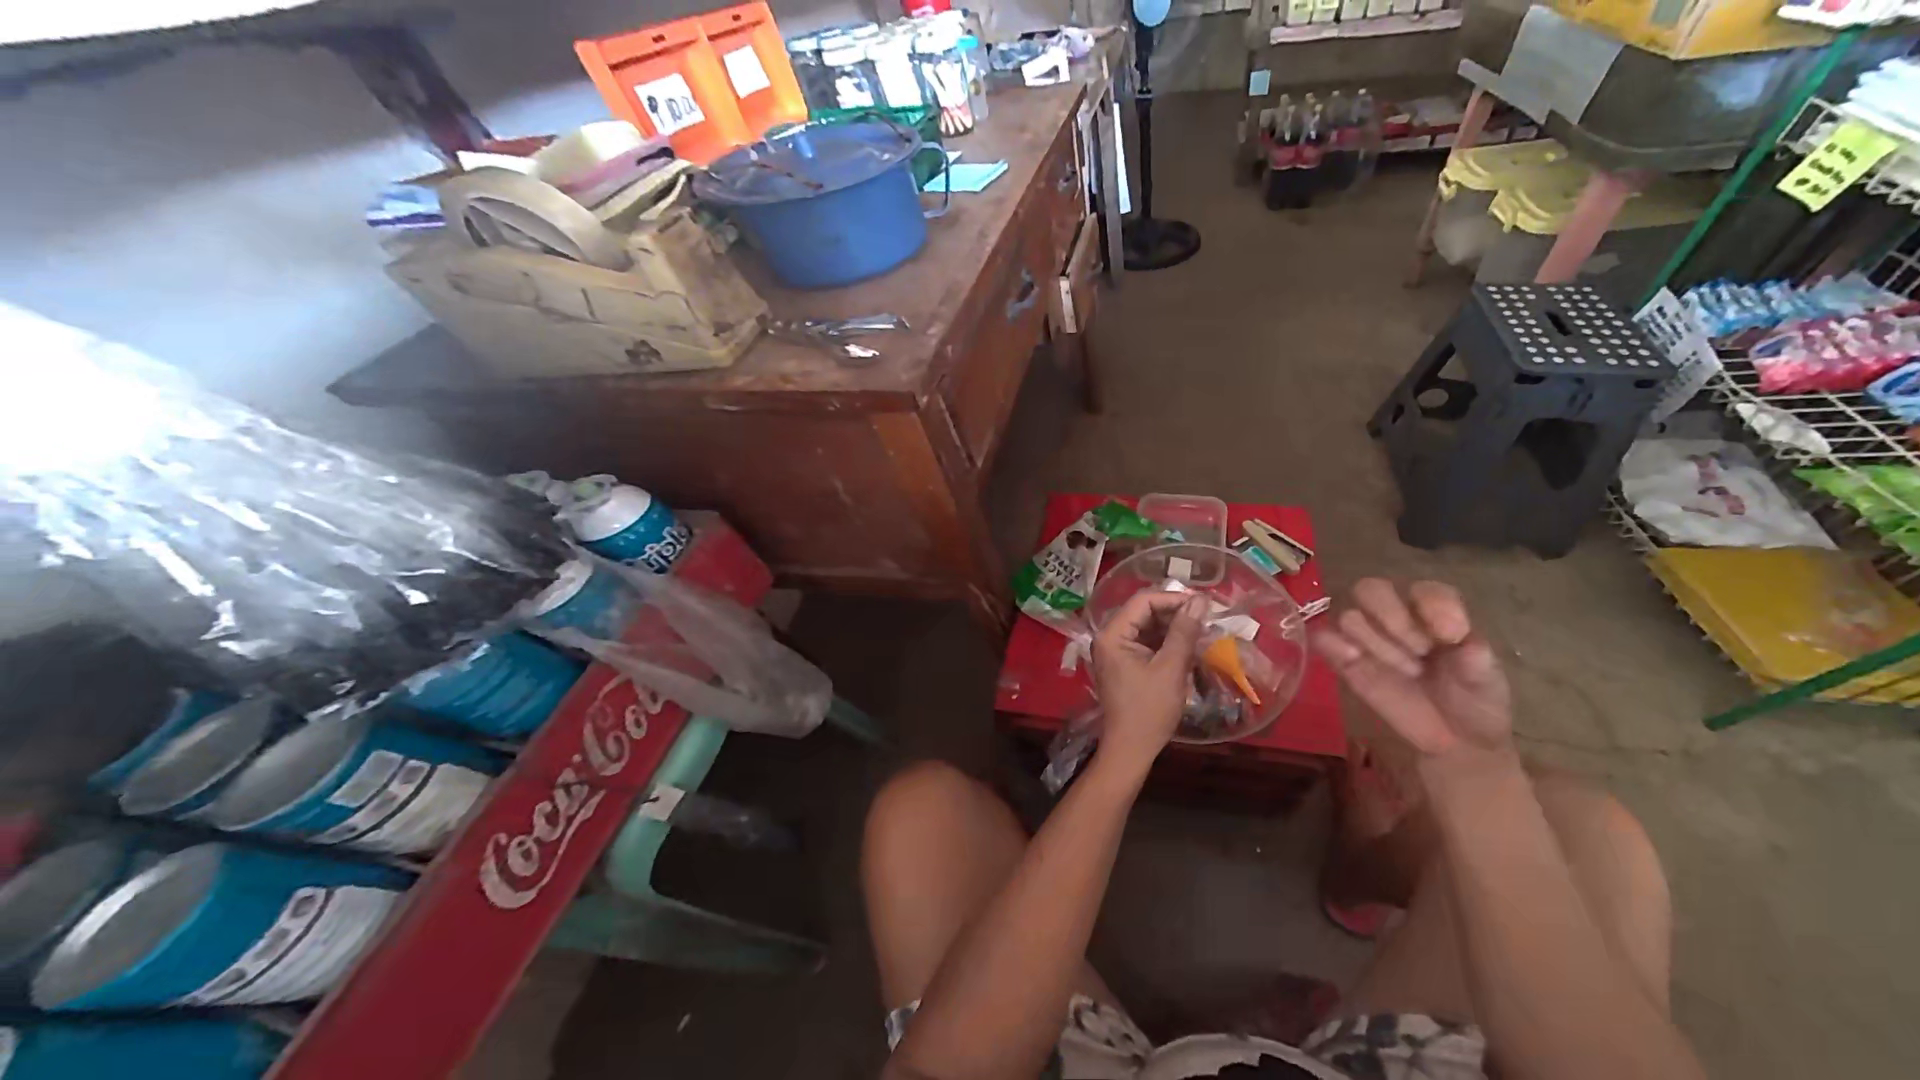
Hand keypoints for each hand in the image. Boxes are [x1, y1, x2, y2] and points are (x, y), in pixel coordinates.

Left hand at [1091, 591, 1207, 772]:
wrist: (1131, 748)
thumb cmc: (1149, 709)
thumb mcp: (1171, 668)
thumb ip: (1184, 632)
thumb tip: (1200, 600)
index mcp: (1112, 634)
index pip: (1143, 601)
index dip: (1174, 598)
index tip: (1204, 604)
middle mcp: (1109, 637)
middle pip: (1144, 611)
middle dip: (1175, 612)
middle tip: (1206, 616)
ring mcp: (1115, 650)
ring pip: (1147, 626)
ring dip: (1173, 627)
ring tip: (1202, 629)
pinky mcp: (1124, 663)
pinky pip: (1147, 642)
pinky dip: (1167, 642)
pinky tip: (1189, 645)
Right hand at [1310, 579, 1511, 761]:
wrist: (1455, 739)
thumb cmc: (1475, 701)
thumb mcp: (1488, 681)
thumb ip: (1476, 660)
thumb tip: (1464, 640)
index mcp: (1434, 611)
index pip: (1422, 589)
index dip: (1432, 605)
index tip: (1450, 636)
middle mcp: (1396, 616)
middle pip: (1371, 589)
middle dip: (1392, 616)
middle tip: (1420, 650)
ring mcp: (1367, 638)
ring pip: (1349, 616)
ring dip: (1375, 642)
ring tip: (1407, 672)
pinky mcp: (1345, 661)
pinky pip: (1324, 640)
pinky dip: (1332, 644)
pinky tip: (1353, 660)